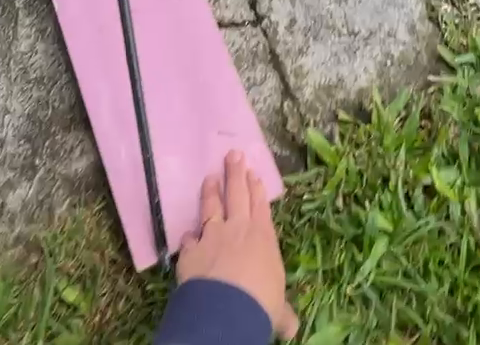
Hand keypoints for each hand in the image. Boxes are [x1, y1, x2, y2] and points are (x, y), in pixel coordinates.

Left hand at [177, 151, 298, 339]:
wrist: (226, 310)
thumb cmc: (261, 303)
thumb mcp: (277, 310)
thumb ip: (283, 313)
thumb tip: (293, 329)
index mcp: (262, 236)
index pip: (260, 204)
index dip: (256, 188)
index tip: (253, 172)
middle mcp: (238, 229)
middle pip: (237, 194)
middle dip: (235, 172)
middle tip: (233, 153)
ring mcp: (212, 236)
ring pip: (211, 207)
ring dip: (211, 191)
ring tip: (210, 176)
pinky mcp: (191, 251)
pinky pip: (189, 239)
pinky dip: (188, 235)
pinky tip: (187, 232)